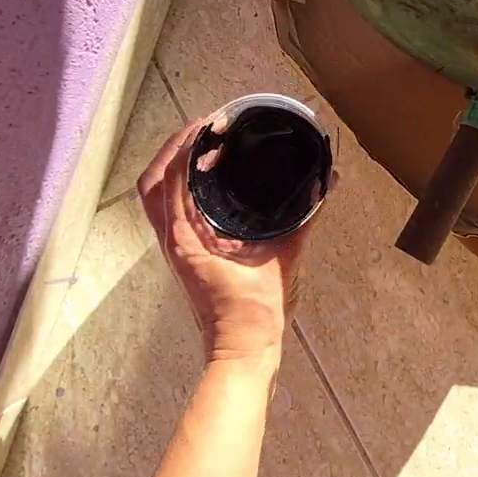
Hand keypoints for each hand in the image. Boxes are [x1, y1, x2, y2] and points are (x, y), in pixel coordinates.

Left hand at [138, 119, 311, 367]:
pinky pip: (171, 212)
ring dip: (173, 167)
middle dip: (172, 149)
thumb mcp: (283, 260)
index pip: (171, 181)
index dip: (184, 147)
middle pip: (152, 183)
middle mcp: (173, 240)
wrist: (241, 351)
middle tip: (204, 129)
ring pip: (156, 198)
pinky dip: (182, 187)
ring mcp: (174, 249)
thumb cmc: (256, 311)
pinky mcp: (184, 255)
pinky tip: (211, 180)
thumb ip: (303, 219)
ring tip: (205, 148)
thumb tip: (325, 184)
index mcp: (187, 239)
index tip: (210, 125)